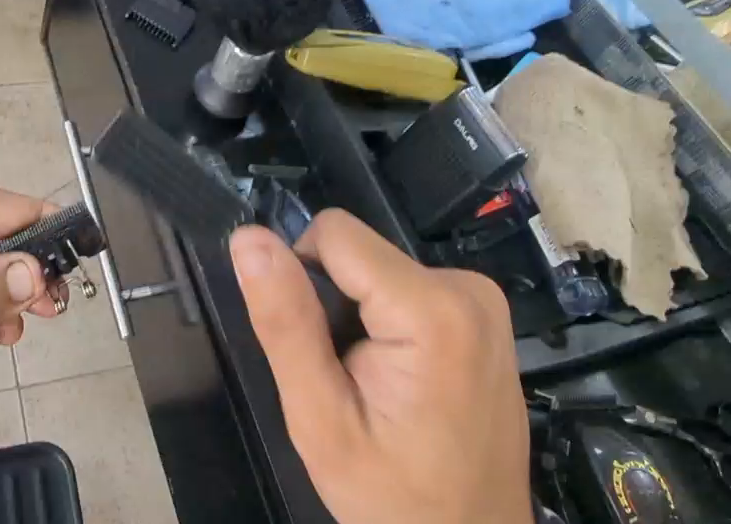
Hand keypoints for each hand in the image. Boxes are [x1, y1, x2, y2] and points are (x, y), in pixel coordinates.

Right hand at [230, 211, 530, 523]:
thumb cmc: (394, 497)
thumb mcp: (319, 418)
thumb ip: (285, 321)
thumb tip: (248, 238)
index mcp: (432, 308)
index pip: (333, 233)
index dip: (303, 280)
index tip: (318, 346)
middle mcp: (468, 287)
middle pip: (357, 251)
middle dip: (334, 302)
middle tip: (346, 377)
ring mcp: (482, 299)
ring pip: (375, 267)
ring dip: (359, 313)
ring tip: (373, 382)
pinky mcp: (483, 312)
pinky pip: (404, 285)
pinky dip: (387, 321)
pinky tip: (399, 379)